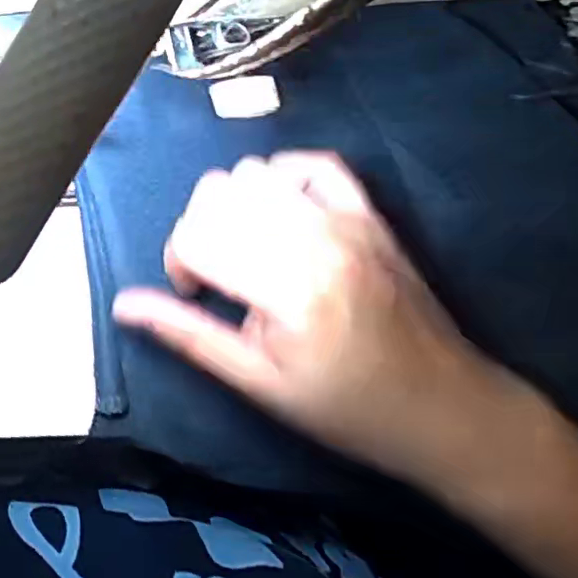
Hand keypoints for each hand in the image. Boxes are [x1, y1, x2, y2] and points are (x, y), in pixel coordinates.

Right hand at [112, 152, 528, 481]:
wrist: (455, 415)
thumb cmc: (348, 406)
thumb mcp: (257, 382)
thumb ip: (186, 333)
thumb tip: (121, 304)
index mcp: (289, 289)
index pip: (195, 238)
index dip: (178, 263)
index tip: (196, 293)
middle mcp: (316, 242)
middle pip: (214, 196)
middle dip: (198, 229)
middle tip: (219, 270)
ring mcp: (347, 222)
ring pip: (249, 173)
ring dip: (231, 203)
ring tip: (246, 243)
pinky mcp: (369, 215)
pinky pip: (310, 163)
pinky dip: (280, 175)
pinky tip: (277, 209)